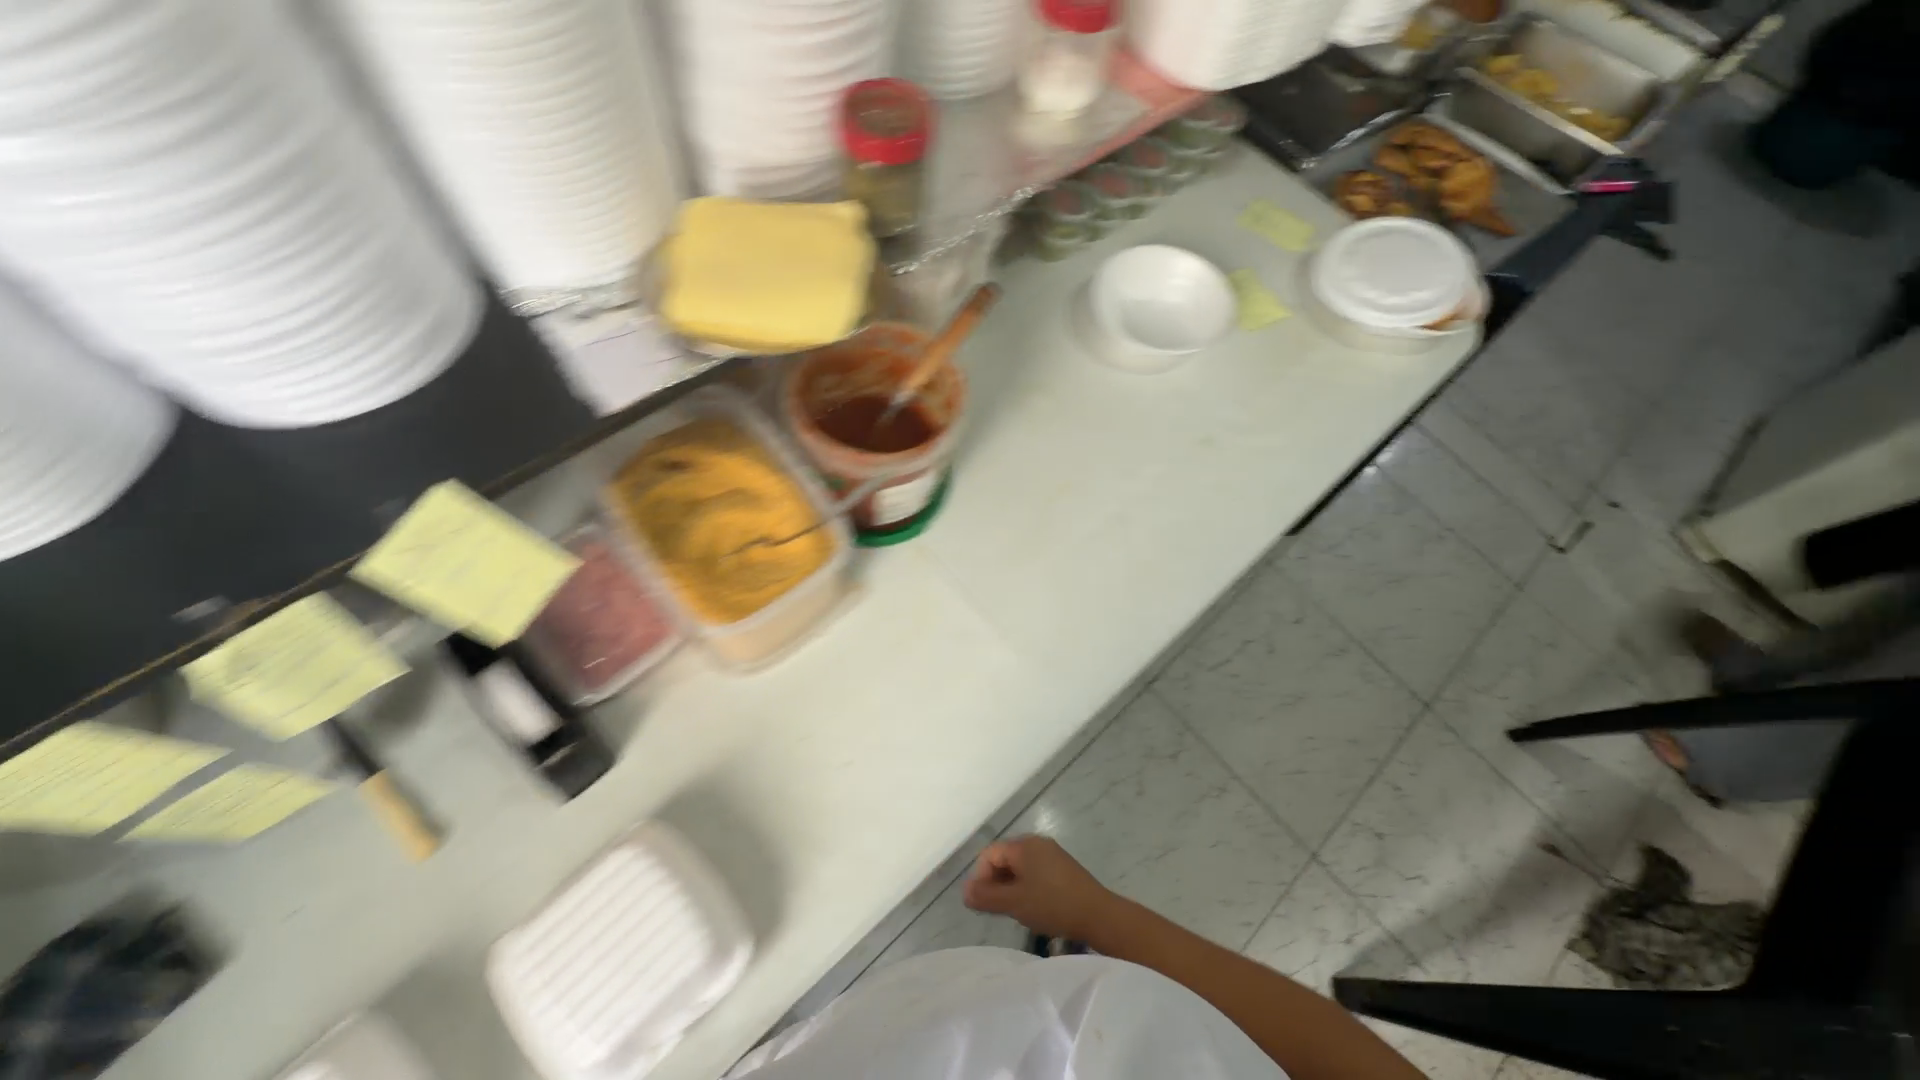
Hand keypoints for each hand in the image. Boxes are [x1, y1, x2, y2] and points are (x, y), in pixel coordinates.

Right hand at [962, 835, 1118, 942]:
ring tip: (1013, 910)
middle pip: (1004, 859)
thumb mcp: (1014, 903)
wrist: (1097, 914)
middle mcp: (1037, 843)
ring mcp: (1052, 854)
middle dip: (994, 883)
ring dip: (1010, 887)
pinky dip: (1026, 887)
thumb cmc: (1052, 905)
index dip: (979, 877)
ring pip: (1019, 868)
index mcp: (1023, 845)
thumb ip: (986, 896)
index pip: (989, 855)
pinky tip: (1032, 907)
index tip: (980, 903)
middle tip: (995, 909)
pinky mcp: (1063, 868)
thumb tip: (965, 892)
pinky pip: (1034, 872)